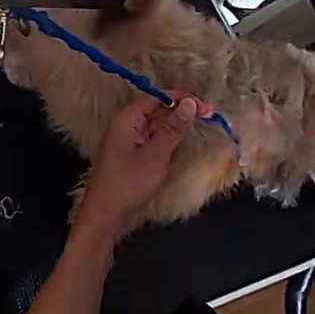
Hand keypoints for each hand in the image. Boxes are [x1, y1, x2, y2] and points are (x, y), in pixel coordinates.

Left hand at [73, 94, 202, 237]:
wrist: (106, 215)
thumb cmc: (129, 183)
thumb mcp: (156, 154)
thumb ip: (173, 128)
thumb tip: (190, 104)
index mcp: (127, 120)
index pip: (156, 98)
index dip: (180, 98)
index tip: (203, 105)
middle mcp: (125, 126)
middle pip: (155, 110)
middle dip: (181, 111)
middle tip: (208, 114)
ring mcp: (127, 142)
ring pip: (155, 125)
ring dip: (176, 124)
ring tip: (199, 124)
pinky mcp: (131, 156)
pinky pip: (152, 139)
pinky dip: (167, 138)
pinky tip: (181, 140)